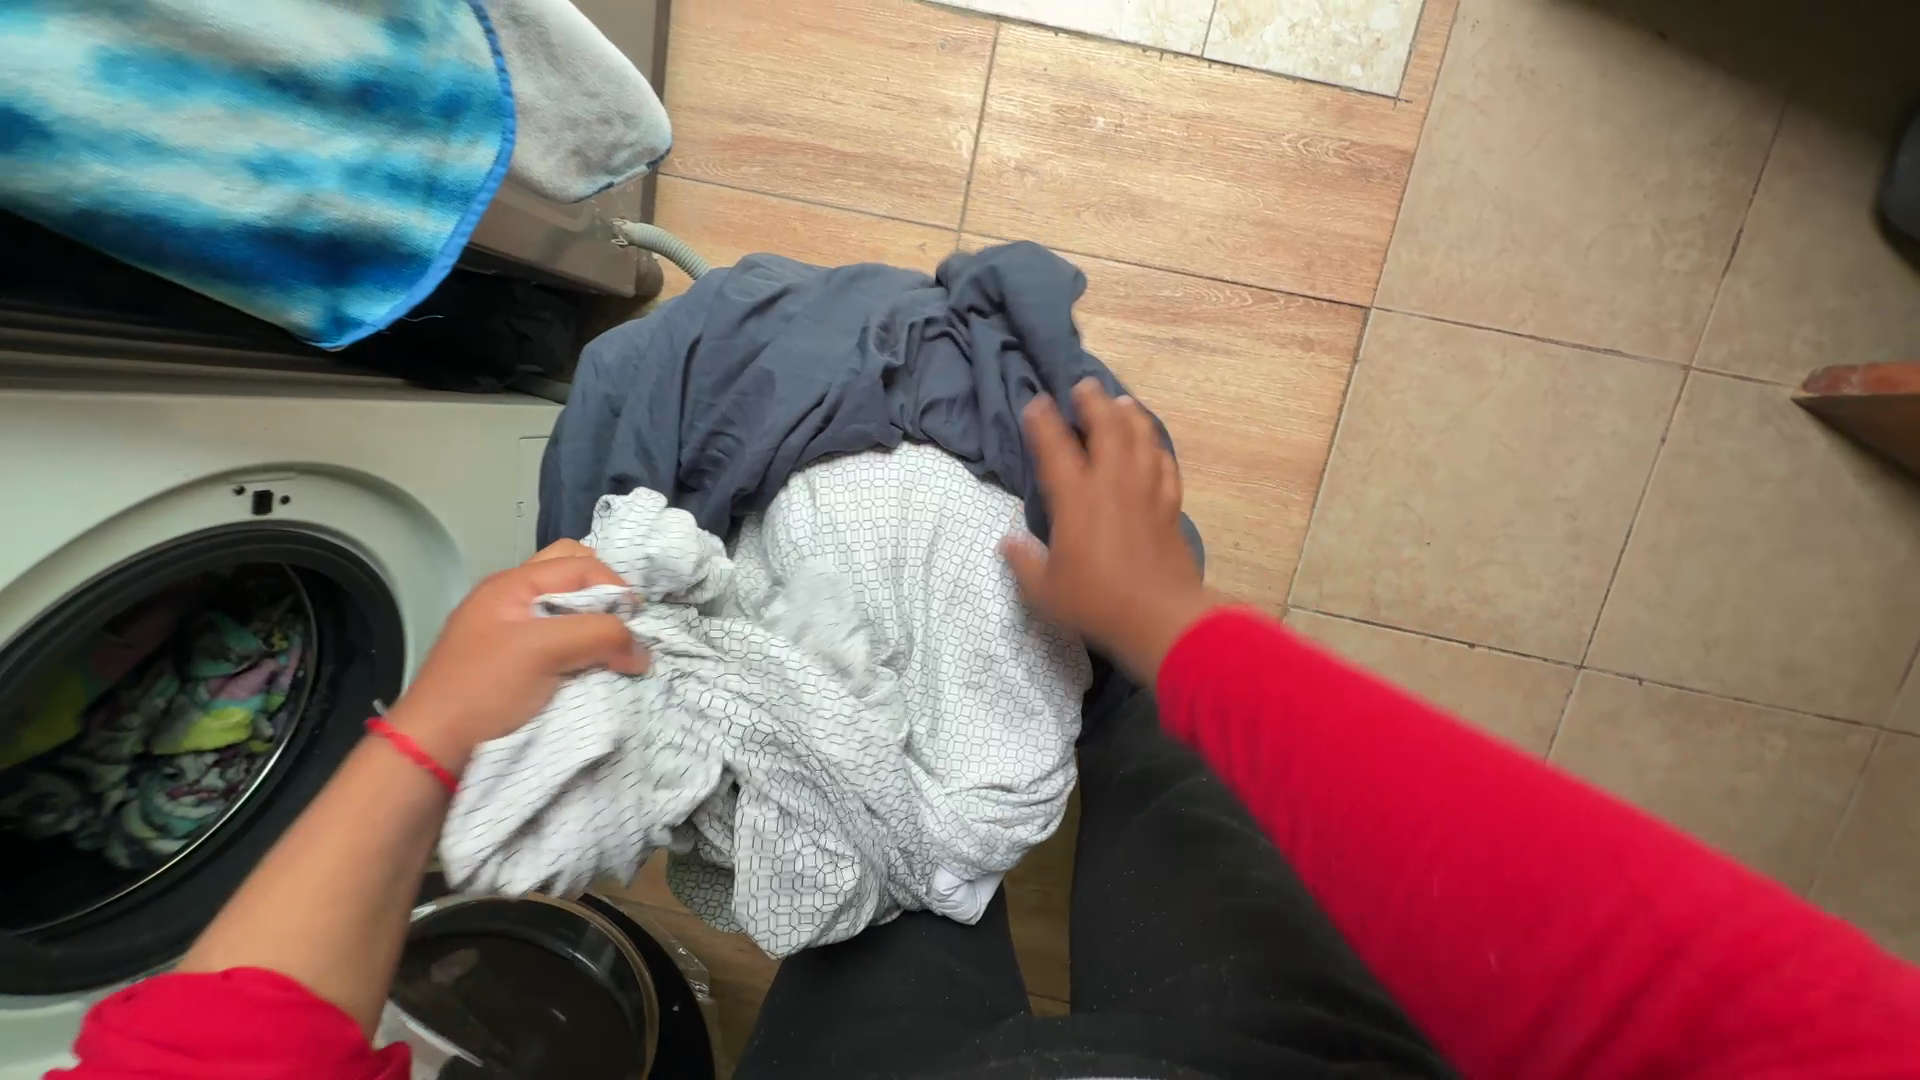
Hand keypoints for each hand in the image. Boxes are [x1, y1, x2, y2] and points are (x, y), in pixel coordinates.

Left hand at [385, 540, 649, 771]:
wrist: (435, 751)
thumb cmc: (484, 689)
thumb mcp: (544, 650)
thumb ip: (600, 635)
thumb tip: (643, 650)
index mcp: (513, 584)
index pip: (582, 564)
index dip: (615, 589)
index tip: (634, 625)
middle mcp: (514, 599)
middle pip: (575, 576)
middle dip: (606, 598)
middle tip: (621, 628)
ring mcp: (515, 631)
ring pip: (571, 610)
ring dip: (596, 626)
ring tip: (611, 651)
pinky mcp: (519, 663)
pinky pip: (564, 640)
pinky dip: (585, 648)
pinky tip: (593, 667)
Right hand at [1002, 379, 1222, 681]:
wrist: (1160, 617)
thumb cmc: (1096, 603)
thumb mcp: (1045, 590)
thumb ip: (1023, 562)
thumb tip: (1007, 543)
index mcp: (1076, 499)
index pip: (1055, 448)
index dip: (1043, 421)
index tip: (1036, 402)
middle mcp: (1112, 484)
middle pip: (1106, 428)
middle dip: (1093, 402)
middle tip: (1084, 386)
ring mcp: (1146, 492)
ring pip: (1141, 439)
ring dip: (1130, 416)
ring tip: (1122, 402)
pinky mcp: (1170, 507)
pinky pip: (1166, 466)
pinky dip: (1158, 449)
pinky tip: (1155, 447)